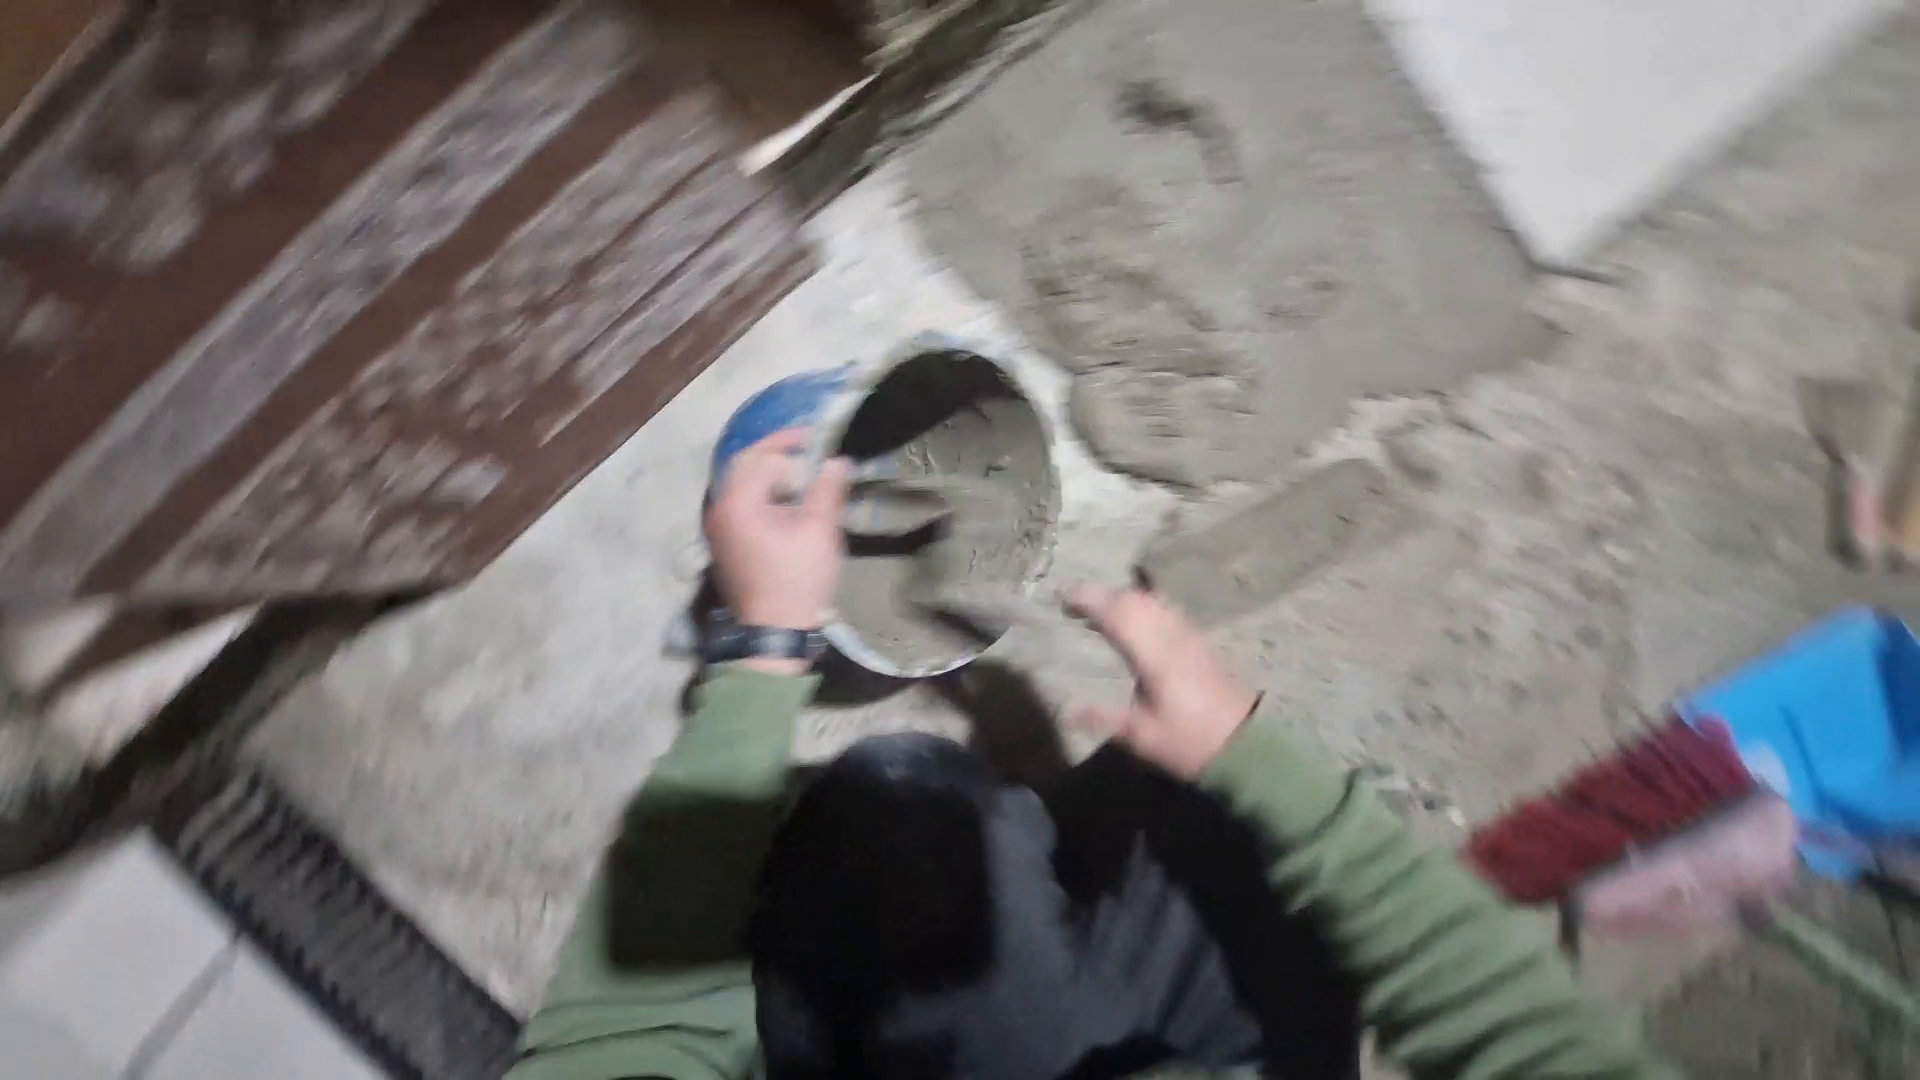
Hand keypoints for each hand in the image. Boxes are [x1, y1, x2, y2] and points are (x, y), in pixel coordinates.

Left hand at [706, 430, 851, 669]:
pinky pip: (744, 507)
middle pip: (745, 465)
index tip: (820, 441)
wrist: (775, 632)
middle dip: (777, 454)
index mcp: (738, 501)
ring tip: (805, 478)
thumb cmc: (797, 578)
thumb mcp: (819, 529)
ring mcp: (720, 530)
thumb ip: (827, 487)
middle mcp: (720, 510)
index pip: (763, 457)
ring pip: (743, 486)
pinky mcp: (728, 546)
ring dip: (772, 475)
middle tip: (809, 452)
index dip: (792, 446)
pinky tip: (790, 505)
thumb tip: (837, 460)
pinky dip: (766, 496)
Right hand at [1066, 584, 1258, 778]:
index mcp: (1154, 655)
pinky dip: (1144, 604)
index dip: (1088, 599)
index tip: (1063, 596)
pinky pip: (1167, 609)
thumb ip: (1102, 719)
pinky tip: (1136, 617)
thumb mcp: (1141, 737)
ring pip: (1152, 600)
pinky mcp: (1199, 642)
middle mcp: (1172, 636)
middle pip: (1134, 599)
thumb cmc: (1190, 742)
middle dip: (1102, 593)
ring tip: (1099, 606)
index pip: (1117, 613)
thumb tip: (1065, 710)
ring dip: (1123, 596)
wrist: (1245, 746)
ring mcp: (1189, 636)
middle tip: (1074, 600)